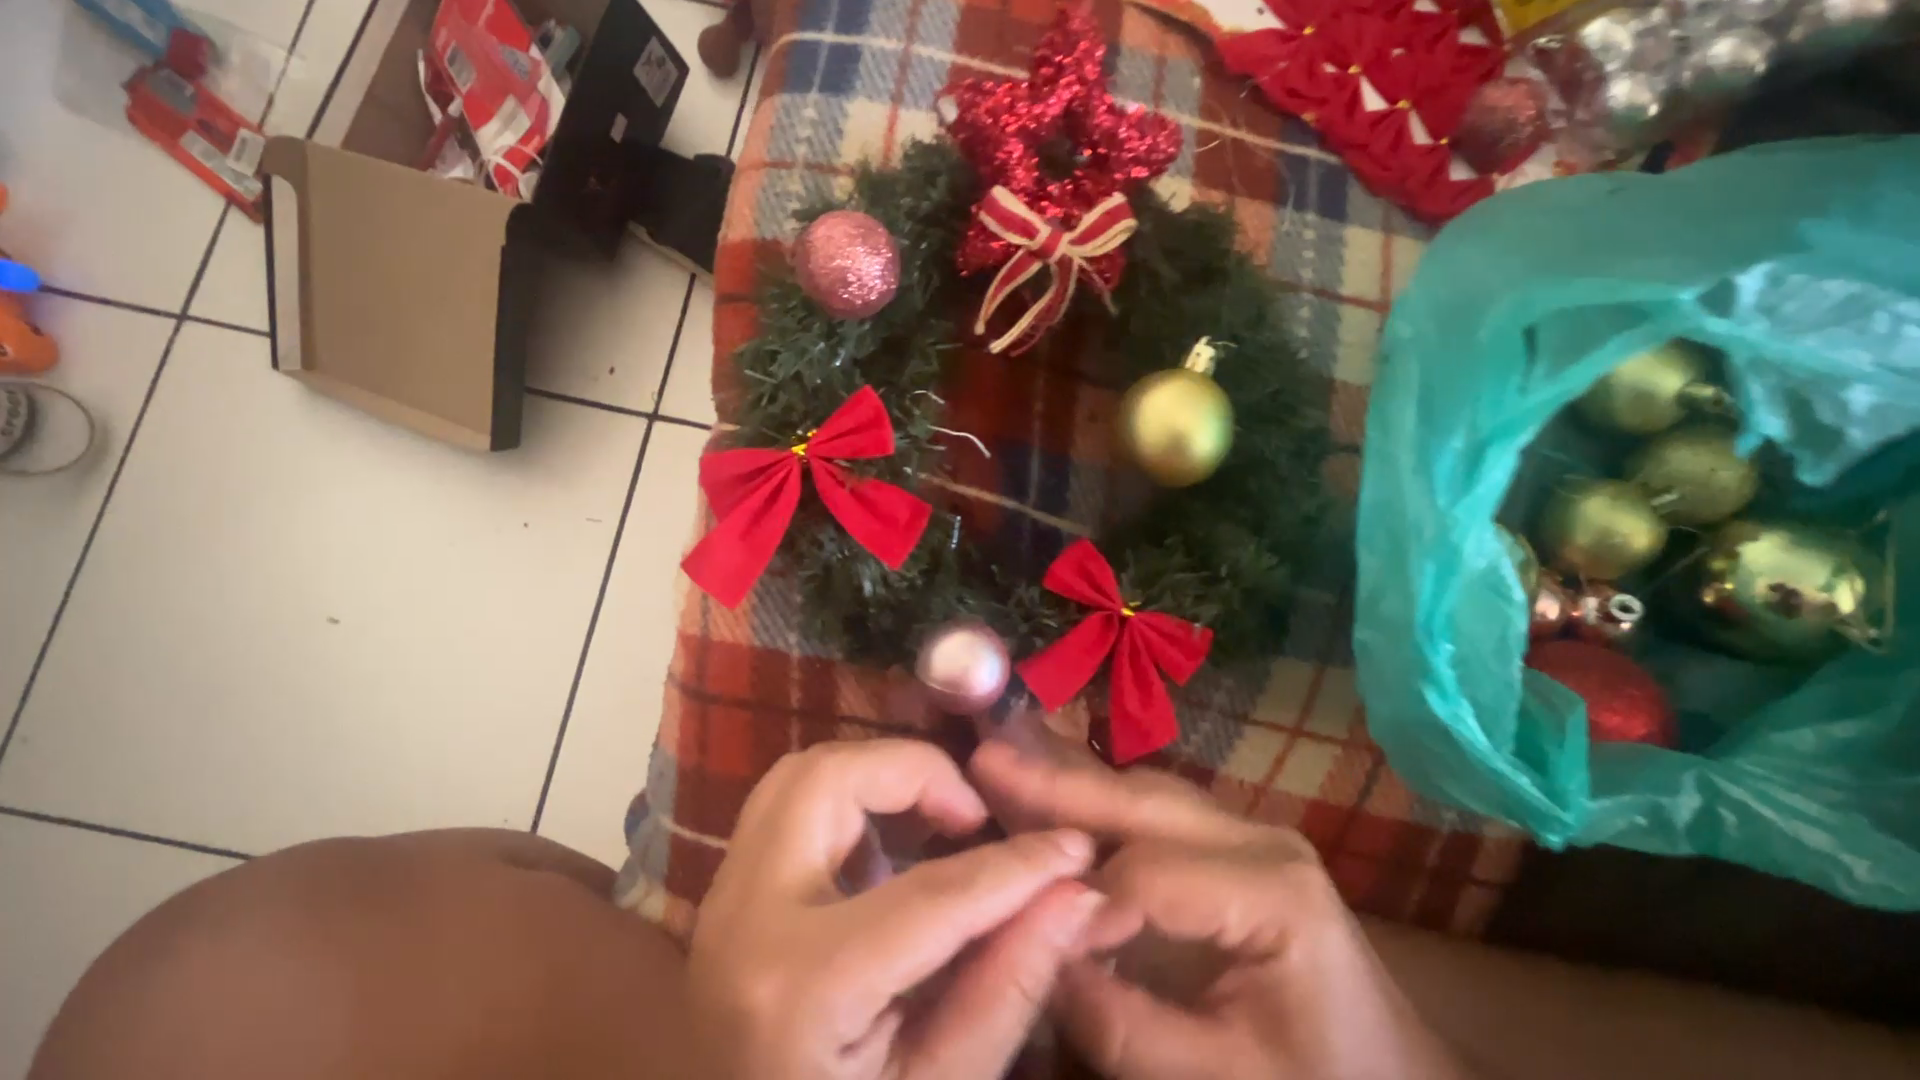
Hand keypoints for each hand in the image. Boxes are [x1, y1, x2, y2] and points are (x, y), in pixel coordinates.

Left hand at [687, 740, 1135, 1079]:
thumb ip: (1007, 988)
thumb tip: (1078, 895)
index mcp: (797, 986)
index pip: (929, 894)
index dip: (1016, 865)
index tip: (1074, 845)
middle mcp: (743, 917)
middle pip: (829, 777)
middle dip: (917, 772)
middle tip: (976, 818)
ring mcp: (721, 899)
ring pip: (800, 774)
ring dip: (878, 777)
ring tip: (940, 823)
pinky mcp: (724, 895)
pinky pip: (787, 806)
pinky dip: (849, 799)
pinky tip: (892, 845)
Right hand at [969, 739, 1472, 1079]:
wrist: (1396, 1078)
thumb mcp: (1224, 1078)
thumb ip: (1123, 1025)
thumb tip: (1038, 959)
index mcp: (1271, 893)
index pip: (1148, 873)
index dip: (1080, 896)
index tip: (1023, 924)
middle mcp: (1262, 840)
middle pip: (1142, 802)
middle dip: (1058, 784)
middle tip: (983, 761)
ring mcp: (1253, 834)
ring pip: (1146, 792)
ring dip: (1075, 782)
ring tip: (1005, 765)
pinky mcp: (1239, 844)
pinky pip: (1158, 811)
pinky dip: (1100, 803)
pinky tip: (1055, 794)